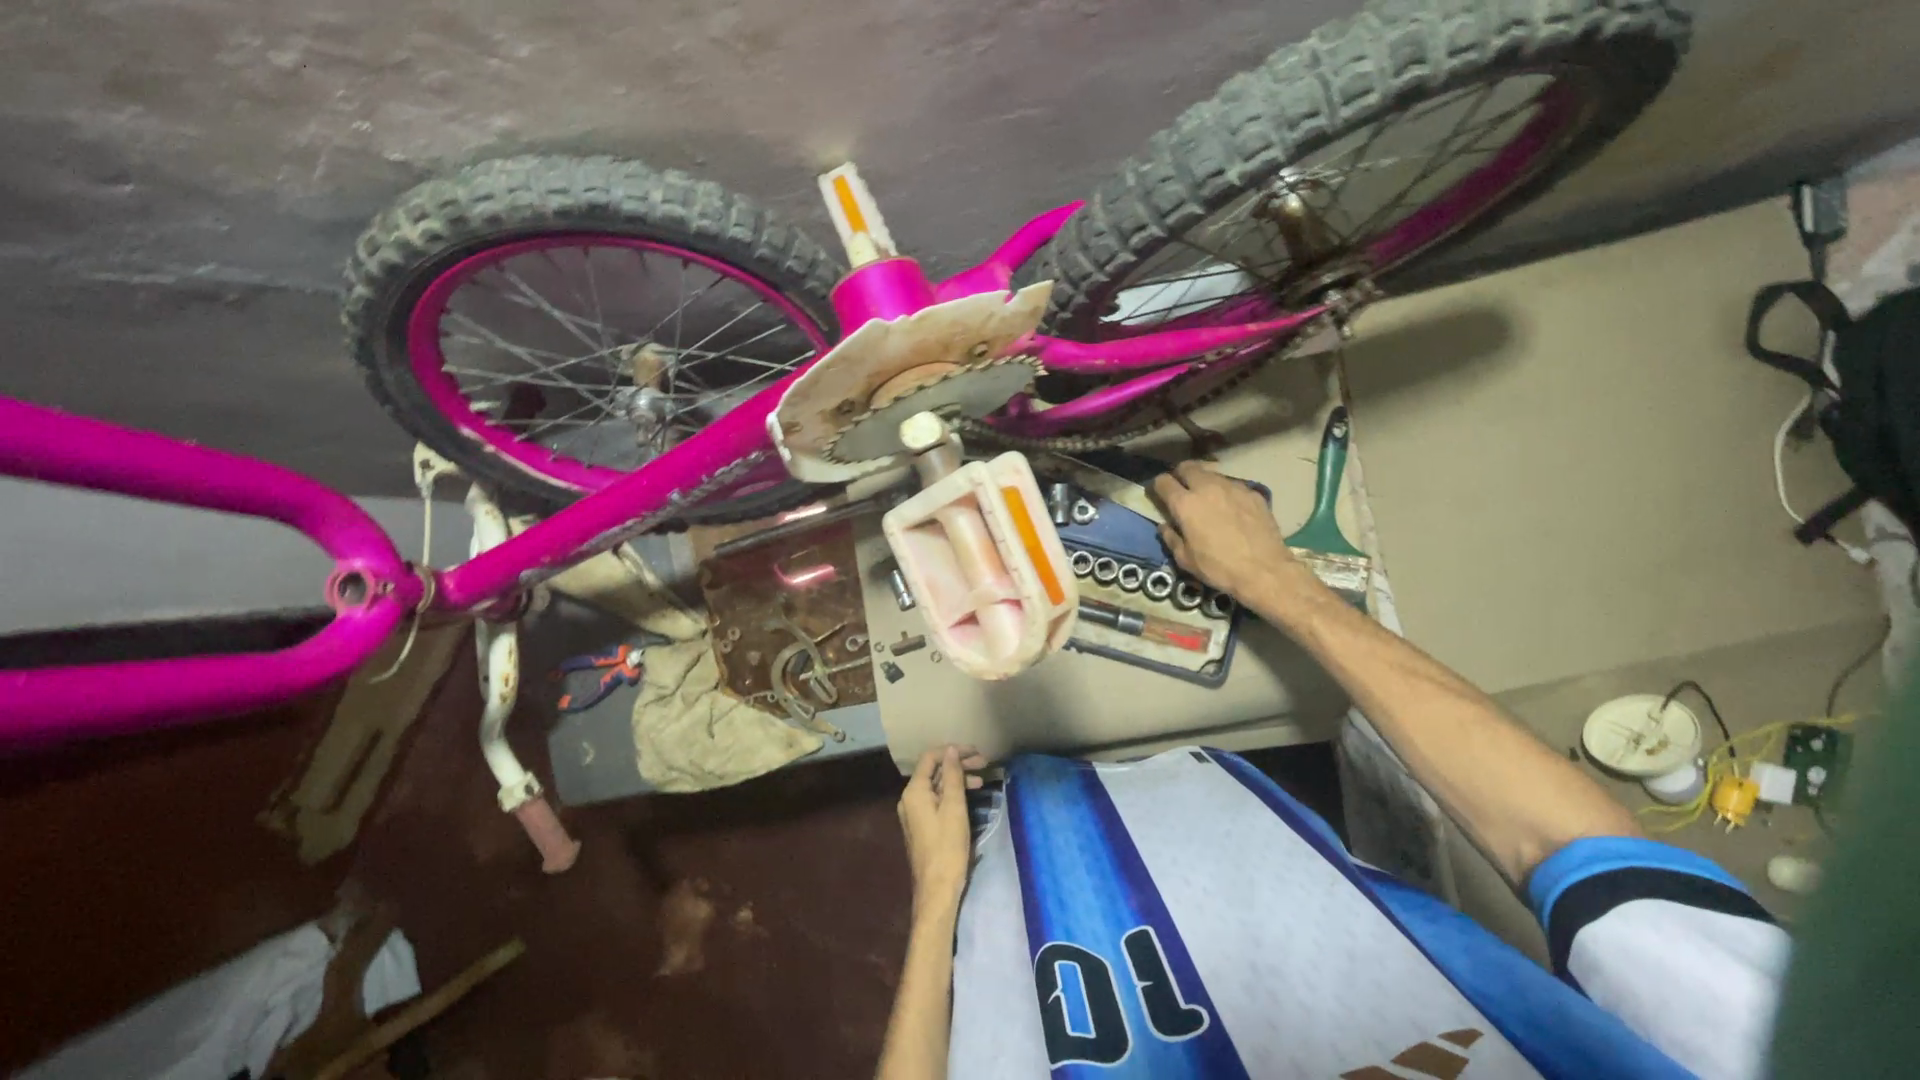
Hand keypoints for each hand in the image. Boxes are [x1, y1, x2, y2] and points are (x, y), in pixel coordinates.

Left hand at [896, 745, 984, 915]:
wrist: (937, 888)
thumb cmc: (947, 847)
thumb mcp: (954, 808)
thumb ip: (953, 776)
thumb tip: (951, 750)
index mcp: (914, 792)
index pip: (930, 758)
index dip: (953, 751)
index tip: (976, 752)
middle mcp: (910, 799)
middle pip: (934, 771)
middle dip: (958, 764)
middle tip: (984, 763)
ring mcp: (915, 813)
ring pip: (937, 786)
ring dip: (958, 779)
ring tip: (982, 780)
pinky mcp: (923, 825)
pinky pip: (937, 800)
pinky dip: (953, 794)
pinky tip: (969, 796)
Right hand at [1152, 461, 1300, 600]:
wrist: (1264, 570)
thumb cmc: (1219, 568)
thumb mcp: (1186, 560)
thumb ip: (1171, 538)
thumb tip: (1165, 526)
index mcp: (1186, 504)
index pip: (1163, 481)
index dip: (1158, 486)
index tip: (1159, 494)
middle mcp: (1207, 488)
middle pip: (1188, 467)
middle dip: (1180, 474)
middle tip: (1182, 488)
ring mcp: (1233, 487)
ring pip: (1212, 474)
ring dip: (1204, 482)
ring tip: (1209, 499)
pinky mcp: (1253, 493)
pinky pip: (1233, 486)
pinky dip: (1226, 492)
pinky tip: (1232, 508)